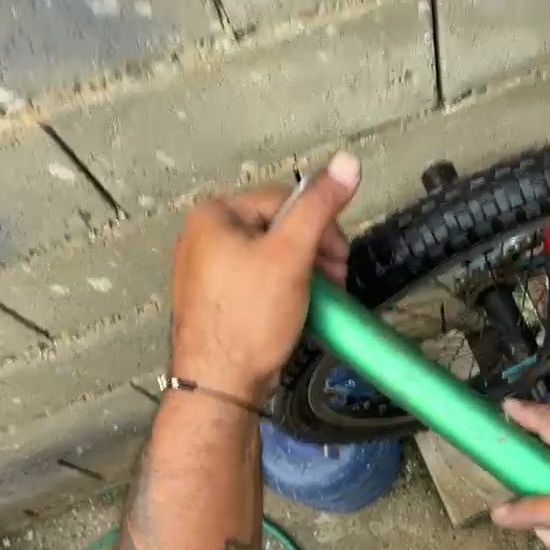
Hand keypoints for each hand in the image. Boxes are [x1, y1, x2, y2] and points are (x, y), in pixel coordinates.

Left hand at [169, 153, 359, 399]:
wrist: (220, 384)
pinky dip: (285, 293)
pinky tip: (296, 312)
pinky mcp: (219, 301)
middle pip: (279, 228)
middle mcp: (204, 238)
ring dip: (304, 275)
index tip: (337, 255)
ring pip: (272, 258)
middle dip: (313, 254)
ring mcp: (208, 272)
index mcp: (214, 215)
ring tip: (316, 300)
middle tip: (332, 279)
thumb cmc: (246, 324)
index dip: (321, 226)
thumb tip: (346, 165)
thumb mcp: (292, 255)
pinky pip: (260, 283)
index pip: (285, 200)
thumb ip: (320, 208)